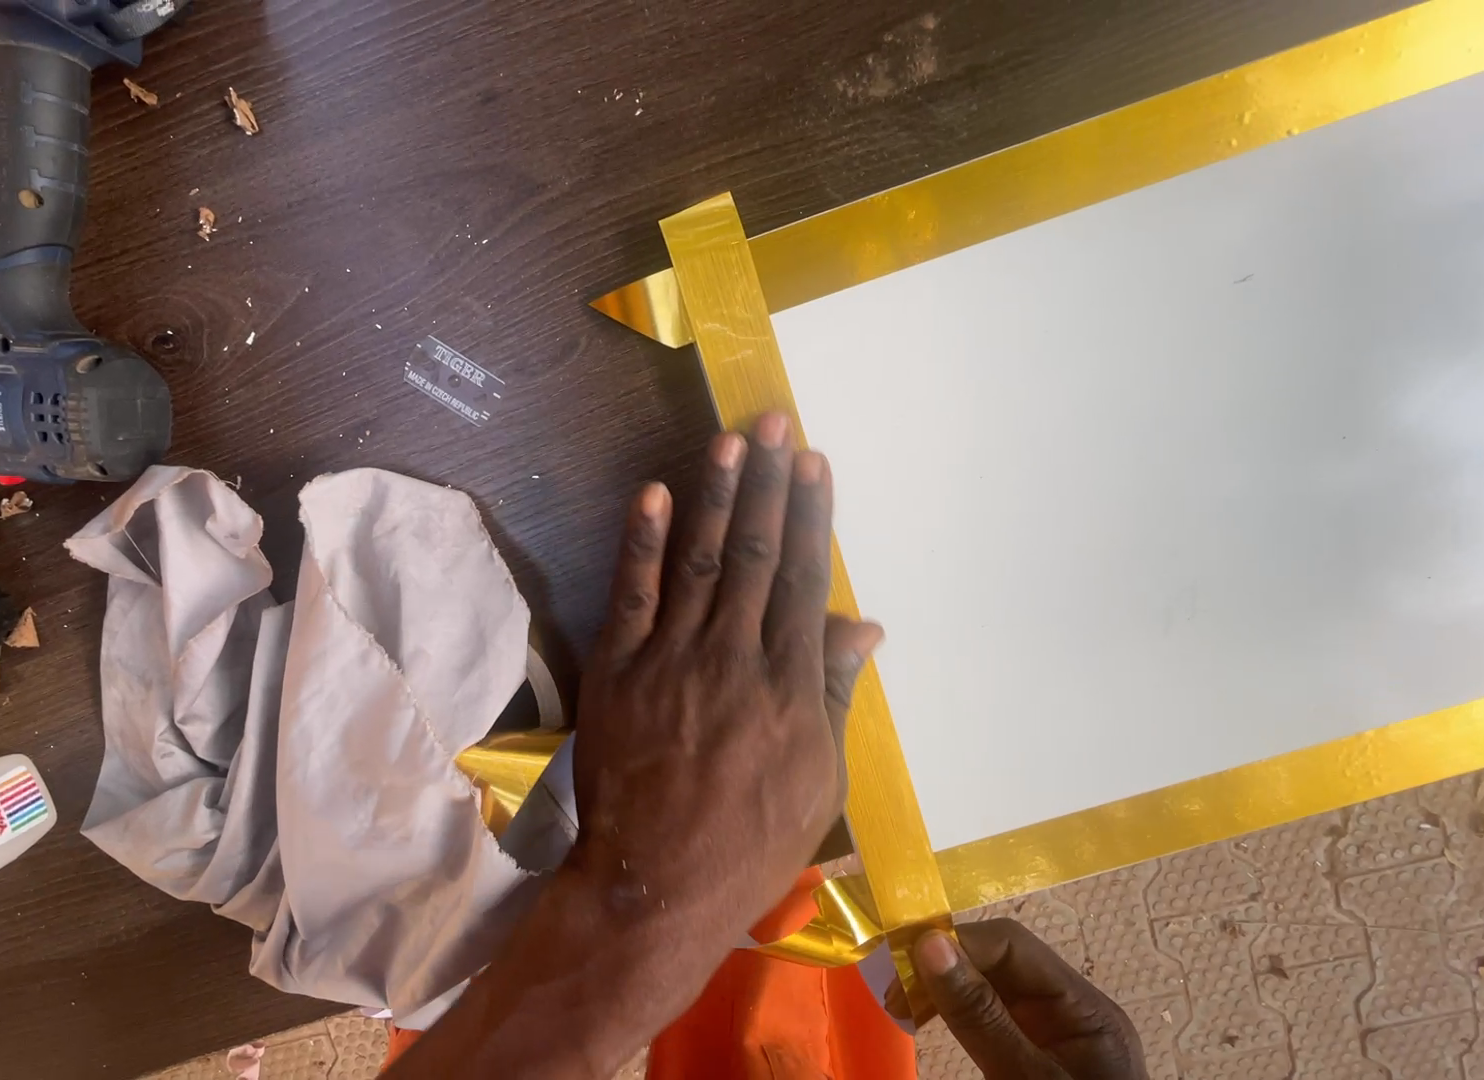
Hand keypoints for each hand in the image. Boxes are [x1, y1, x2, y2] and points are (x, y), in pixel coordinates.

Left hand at [390, 415, 882, 1079]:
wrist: (659, 882)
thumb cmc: (751, 839)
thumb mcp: (820, 778)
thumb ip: (835, 693)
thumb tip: (863, 623)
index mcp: (790, 685)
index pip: (805, 580)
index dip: (811, 517)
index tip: (815, 464)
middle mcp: (735, 657)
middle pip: (757, 555)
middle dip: (767, 484)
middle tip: (774, 423)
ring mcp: (672, 658)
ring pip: (702, 561)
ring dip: (717, 496)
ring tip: (730, 442)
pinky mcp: (620, 668)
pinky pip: (633, 593)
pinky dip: (645, 541)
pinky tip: (656, 493)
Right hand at [916, 919, 1147, 1079]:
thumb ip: (981, 1015)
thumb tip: (928, 942)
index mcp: (1086, 1010)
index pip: (1010, 946)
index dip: (955, 944)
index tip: (901, 965)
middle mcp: (1068, 1011)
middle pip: (995, 962)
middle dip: (940, 966)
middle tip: (891, 991)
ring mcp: (1049, 1034)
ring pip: (983, 984)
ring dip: (937, 988)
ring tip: (898, 1006)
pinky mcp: (1028, 1056)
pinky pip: (983, 1015)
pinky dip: (948, 1011)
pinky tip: (922, 1019)